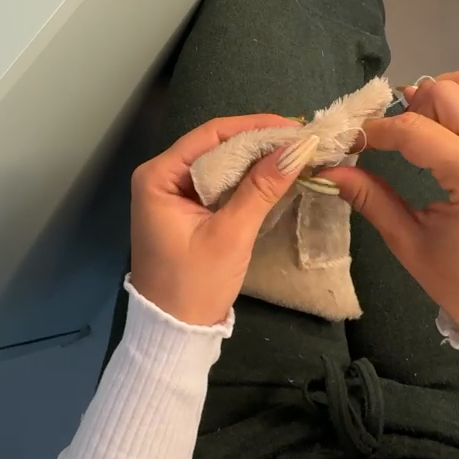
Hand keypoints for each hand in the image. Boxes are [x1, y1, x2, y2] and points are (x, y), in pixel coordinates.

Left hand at [130, 114, 298, 325]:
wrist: (174, 333)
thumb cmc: (194, 285)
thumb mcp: (230, 235)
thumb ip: (261, 189)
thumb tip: (297, 148)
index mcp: (157, 176)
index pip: (209, 135)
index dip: (254, 127)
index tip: (294, 126)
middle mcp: (160, 176)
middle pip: (214, 145)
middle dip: (258, 141)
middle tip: (301, 138)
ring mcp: (172, 192)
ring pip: (219, 163)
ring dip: (255, 159)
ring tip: (295, 151)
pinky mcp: (186, 208)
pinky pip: (219, 182)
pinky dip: (246, 178)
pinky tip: (275, 173)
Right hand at [321, 67, 458, 335]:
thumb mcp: (408, 242)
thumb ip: (369, 198)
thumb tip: (326, 171)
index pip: (415, 129)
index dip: (375, 131)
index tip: (351, 142)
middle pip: (448, 91)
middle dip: (410, 106)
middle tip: (391, 137)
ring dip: (443, 94)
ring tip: (421, 125)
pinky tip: (445, 135)